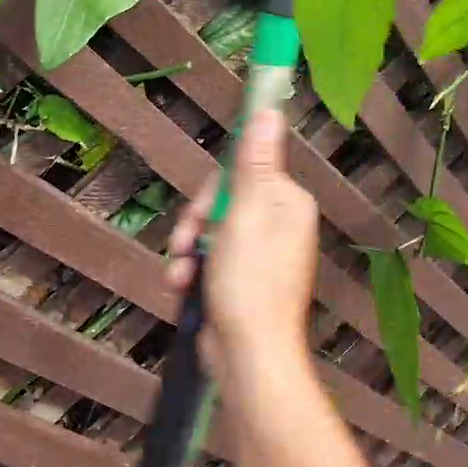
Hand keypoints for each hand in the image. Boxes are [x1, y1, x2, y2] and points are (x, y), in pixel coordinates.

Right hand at [167, 109, 318, 368]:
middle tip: (185, 242)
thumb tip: (269, 109)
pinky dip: (193, 268)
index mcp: (286, 202)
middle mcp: (278, 223)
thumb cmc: (249, 282)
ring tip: (181, 271)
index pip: (243, 169)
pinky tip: (183, 284)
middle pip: (223, 199)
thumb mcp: (244, 212)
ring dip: (188, 248)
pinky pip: (210, 256)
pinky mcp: (242, 279)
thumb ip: (254, 160)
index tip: (202, 209)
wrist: (248, 357)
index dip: (214, 189)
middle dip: (196, 222)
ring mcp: (260, 253)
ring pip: (210, 229)